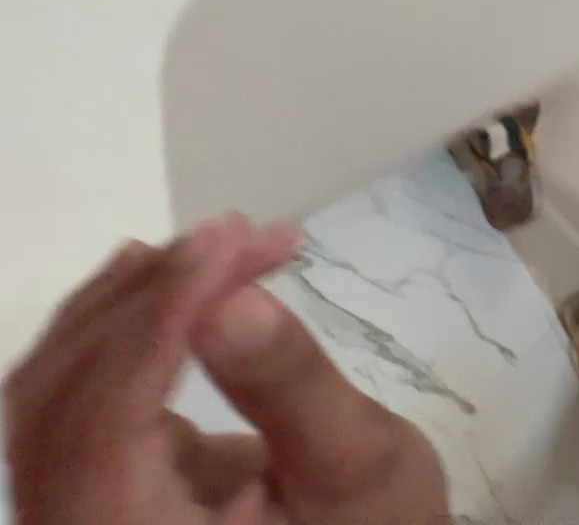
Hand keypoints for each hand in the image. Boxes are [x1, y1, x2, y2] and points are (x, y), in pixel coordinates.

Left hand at [5, 214, 450, 524]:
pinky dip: (133, 327)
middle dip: (144, 298)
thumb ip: (289, 389)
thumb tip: (232, 302)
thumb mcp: (359, 461)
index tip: (231, 241)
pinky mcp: (107, 480)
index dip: (153, 322)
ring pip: (53, 391)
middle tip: (243, 231)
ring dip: (136, 302)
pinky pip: (86, 396)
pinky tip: (179, 280)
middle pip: (51, 401)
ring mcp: (76, 508)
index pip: (96, 422)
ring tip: (224, 239)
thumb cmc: (380, 523)